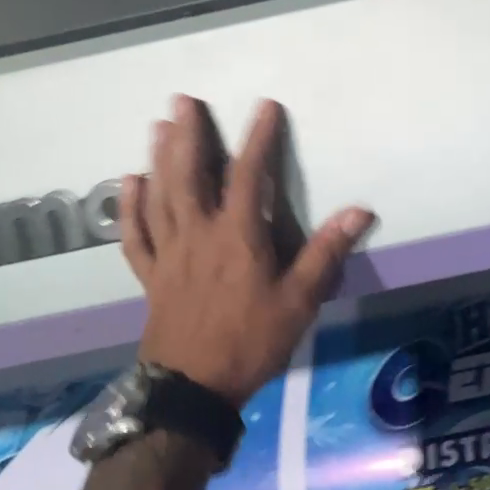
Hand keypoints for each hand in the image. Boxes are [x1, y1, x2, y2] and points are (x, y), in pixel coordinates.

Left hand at [120, 95, 373, 407]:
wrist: (191, 388)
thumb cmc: (251, 341)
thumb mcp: (300, 300)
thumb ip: (326, 252)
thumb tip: (359, 211)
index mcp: (238, 237)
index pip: (248, 176)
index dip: (258, 139)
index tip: (265, 107)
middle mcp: (198, 235)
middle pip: (189, 175)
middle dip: (189, 136)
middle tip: (184, 101)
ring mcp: (169, 254)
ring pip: (160, 195)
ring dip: (159, 157)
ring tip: (158, 125)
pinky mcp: (150, 275)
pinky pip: (136, 233)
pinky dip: (130, 205)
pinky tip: (129, 182)